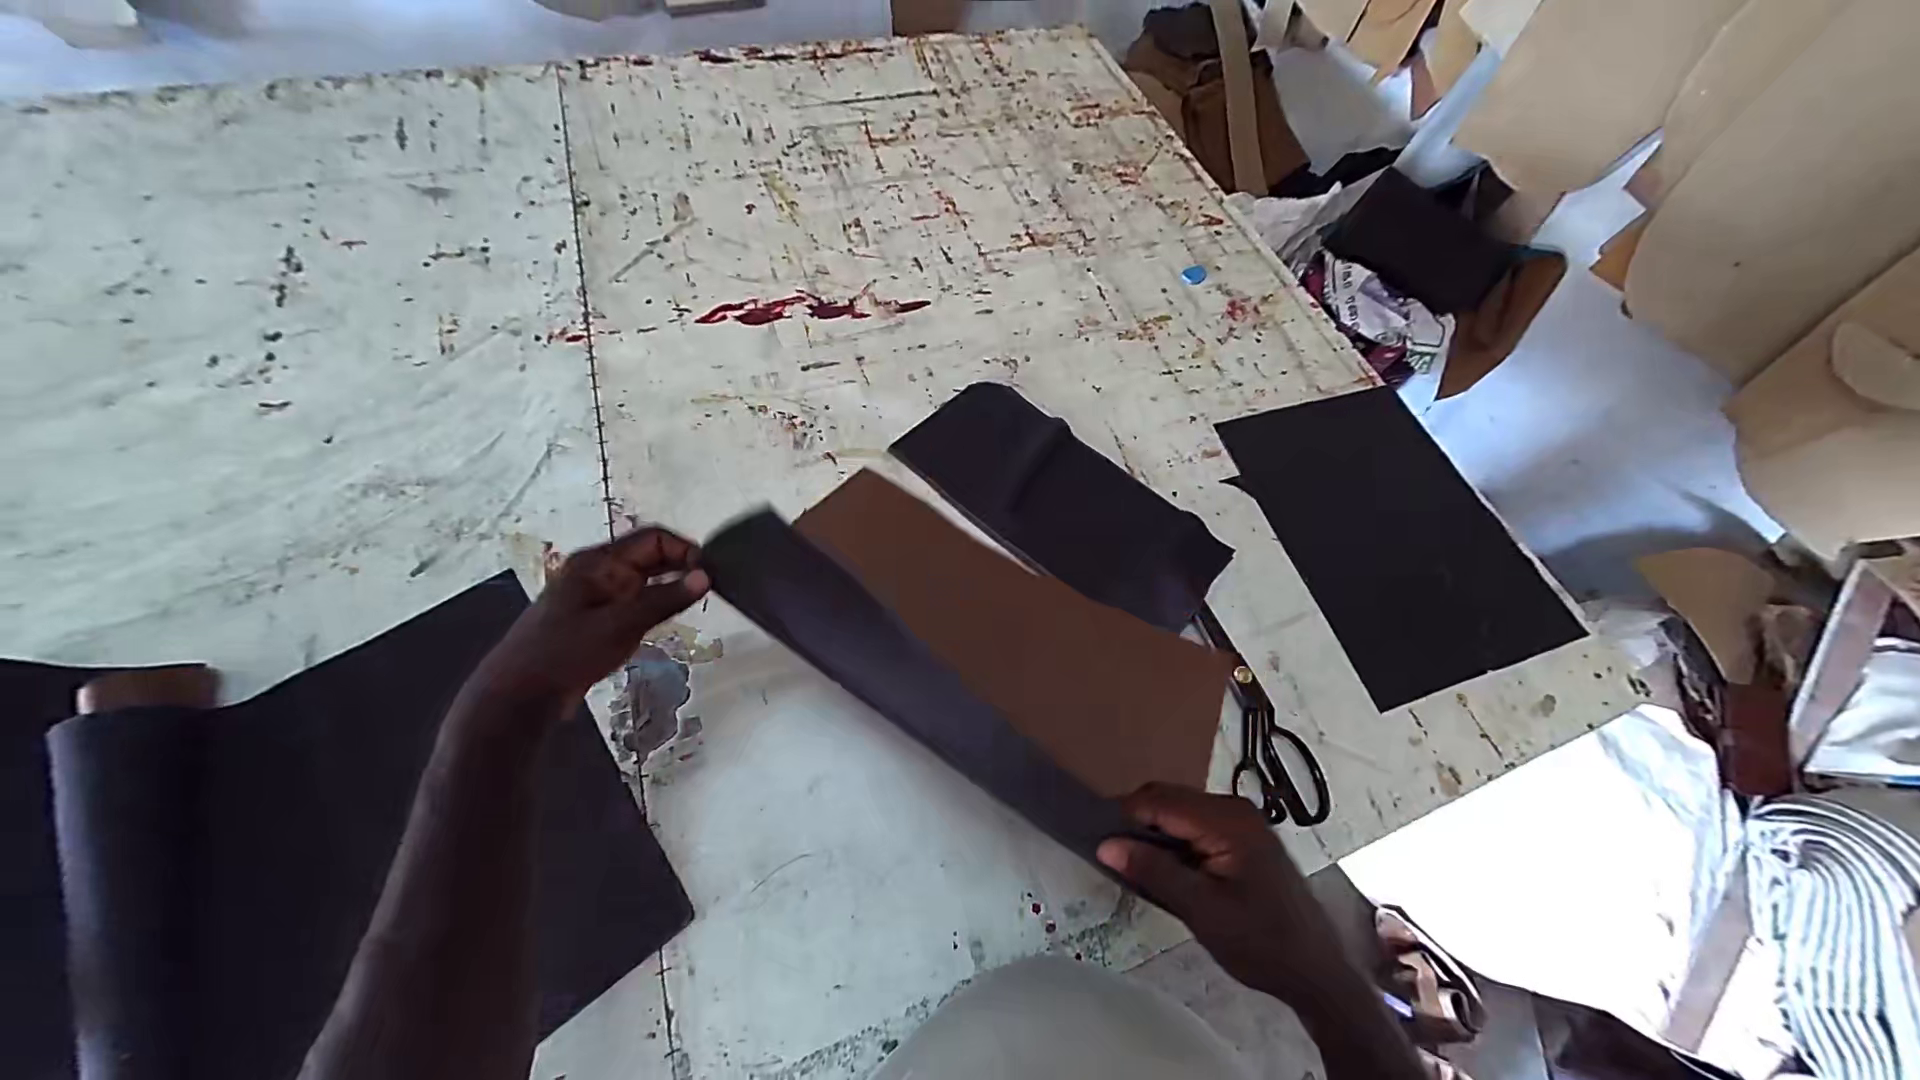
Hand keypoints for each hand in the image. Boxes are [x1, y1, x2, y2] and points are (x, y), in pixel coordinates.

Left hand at [473, 527, 709, 705]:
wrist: (518, 696)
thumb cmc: (566, 654)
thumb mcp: (620, 625)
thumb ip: (665, 600)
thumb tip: (706, 577)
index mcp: (598, 562)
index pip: (653, 538)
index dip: (685, 550)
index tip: (709, 574)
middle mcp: (599, 570)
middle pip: (651, 555)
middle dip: (682, 565)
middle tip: (712, 586)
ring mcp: (599, 593)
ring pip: (646, 578)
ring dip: (672, 584)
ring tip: (698, 600)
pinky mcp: (600, 615)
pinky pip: (638, 598)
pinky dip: (658, 601)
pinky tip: (672, 615)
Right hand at [1098, 782, 1348, 1007]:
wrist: (1318, 975)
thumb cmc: (1261, 943)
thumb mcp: (1201, 911)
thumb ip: (1153, 871)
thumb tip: (1106, 845)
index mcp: (1227, 819)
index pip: (1159, 800)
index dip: (1124, 816)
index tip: (1098, 838)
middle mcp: (1234, 808)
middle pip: (1169, 798)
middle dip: (1138, 822)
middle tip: (1115, 855)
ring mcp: (1241, 820)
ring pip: (1179, 809)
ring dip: (1155, 831)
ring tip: (1138, 864)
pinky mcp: (1243, 835)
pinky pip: (1195, 822)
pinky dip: (1174, 838)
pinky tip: (1167, 867)